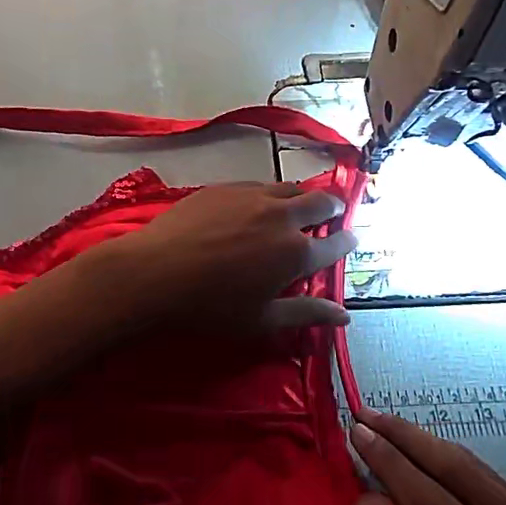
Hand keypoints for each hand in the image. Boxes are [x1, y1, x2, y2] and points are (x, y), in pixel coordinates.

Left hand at [88, 182, 355, 333]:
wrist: (154, 272)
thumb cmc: (210, 306)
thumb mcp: (262, 320)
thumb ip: (307, 314)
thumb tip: (345, 316)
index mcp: (296, 252)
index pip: (336, 243)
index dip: (347, 241)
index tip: (351, 239)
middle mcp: (282, 216)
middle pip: (320, 201)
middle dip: (332, 207)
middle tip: (331, 215)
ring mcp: (252, 195)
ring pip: (289, 188)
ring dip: (301, 197)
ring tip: (296, 208)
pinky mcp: (226, 186)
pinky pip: (258, 184)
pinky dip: (269, 194)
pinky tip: (256, 206)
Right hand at [350, 408, 505, 504]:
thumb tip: (367, 502)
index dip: (392, 465)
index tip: (357, 433)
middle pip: (458, 470)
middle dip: (406, 436)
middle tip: (365, 413)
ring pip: (474, 466)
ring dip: (424, 440)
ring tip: (384, 423)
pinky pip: (488, 478)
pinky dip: (448, 459)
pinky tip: (422, 449)